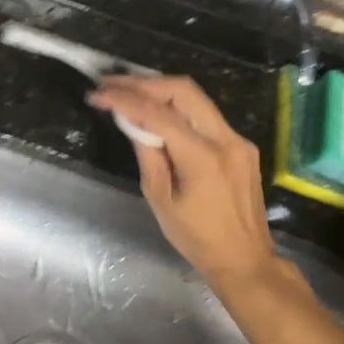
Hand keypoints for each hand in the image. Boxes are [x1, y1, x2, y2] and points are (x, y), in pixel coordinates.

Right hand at [86, 76, 279, 289]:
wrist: (245, 260)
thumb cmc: (196, 237)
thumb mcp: (160, 198)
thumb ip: (147, 153)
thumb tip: (130, 121)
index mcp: (203, 157)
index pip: (158, 114)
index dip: (124, 99)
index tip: (97, 94)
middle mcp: (226, 140)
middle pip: (183, 90)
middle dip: (143, 83)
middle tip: (112, 84)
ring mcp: (237, 140)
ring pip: (195, 98)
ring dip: (159, 91)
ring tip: (127, 93)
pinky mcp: (240, 145)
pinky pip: (204, 115)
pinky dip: (176, 107)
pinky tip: (155, 114)